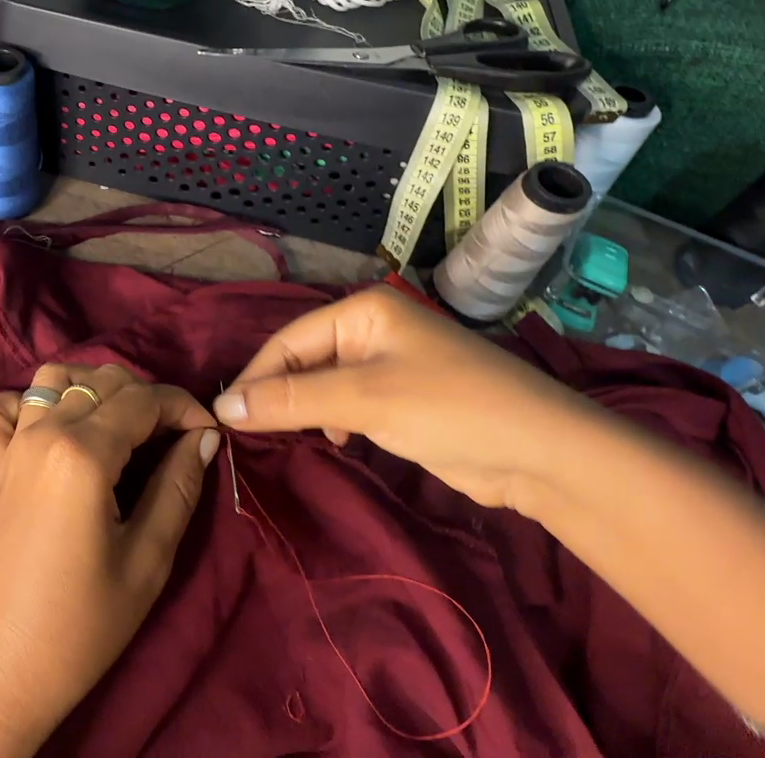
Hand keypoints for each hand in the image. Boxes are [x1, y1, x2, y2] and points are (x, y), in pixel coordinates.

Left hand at [0, 364, 219, 756]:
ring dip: (92, 389)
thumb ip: (177, 488)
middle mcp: (41, 433)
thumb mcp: (146, 560)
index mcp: (82, 452)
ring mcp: (10, 448)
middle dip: (146, 397)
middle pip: (100, 381)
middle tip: (175, 440)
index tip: (209, 433)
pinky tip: (53, 435)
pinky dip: (26, 406)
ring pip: (51, 380)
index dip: (184, 406)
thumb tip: (203, 438)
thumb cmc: (80, 625)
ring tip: (122, 429)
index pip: (142, 398)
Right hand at [215, 285, 608, 513]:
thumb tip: (222, 408)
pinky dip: (334, 419)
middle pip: (305, 359)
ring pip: (325, 382)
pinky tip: (337, 440)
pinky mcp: (405, 397)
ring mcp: (392, 363)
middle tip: (250, 434)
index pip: (289, 339)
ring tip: (288, 438)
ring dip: (305, 408)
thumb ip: (290, 400)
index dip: (256, 377)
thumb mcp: (363, 400)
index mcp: (364, 310)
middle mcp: (374, 328)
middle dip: (279, 394)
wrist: (543, 453)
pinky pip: (350, 401)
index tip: (226, 418)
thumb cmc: (450, 409)